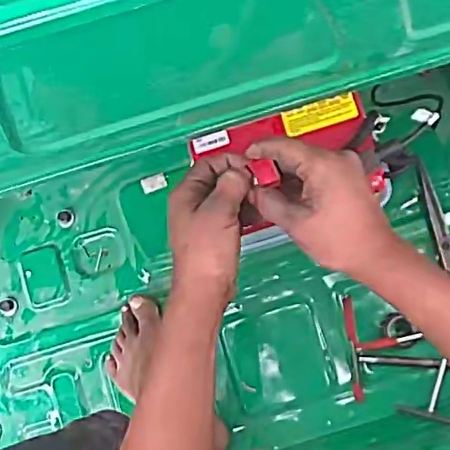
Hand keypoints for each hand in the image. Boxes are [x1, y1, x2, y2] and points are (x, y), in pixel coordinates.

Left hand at [167, 152, 251, 302]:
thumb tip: (241, 171)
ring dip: (245, 194)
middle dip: (241, 177)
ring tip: (263, 197)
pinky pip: (231, 214)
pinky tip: (259, 212)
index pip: (208, 163)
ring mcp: (203, 220)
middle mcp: (191, 204)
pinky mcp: (215, 234)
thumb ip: (231, 185)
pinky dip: (245, 210)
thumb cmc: (207, 251)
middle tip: (262, 182)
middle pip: (218, 179)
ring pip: (227, 196)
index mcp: (186, 194)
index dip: (231, 160)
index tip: (253, 167)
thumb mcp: (220, 211)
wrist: (206, 289)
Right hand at [247, 137, 405, 277]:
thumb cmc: (343, 241)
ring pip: (306, 162)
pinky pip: (318, 171)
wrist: (375, 254)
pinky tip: (288, 195)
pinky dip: (301, 180)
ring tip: (268, 192)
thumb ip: (269, 202)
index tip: (245, 157)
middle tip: (252, 181)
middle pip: (294, 153)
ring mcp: (345, 166)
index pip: (283, 145)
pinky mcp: (348, 177)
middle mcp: (337, 159)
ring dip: (286, 175)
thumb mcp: (296, 223)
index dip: (260, 150)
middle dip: (271, 166)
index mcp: (324, 164)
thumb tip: (255, 191)